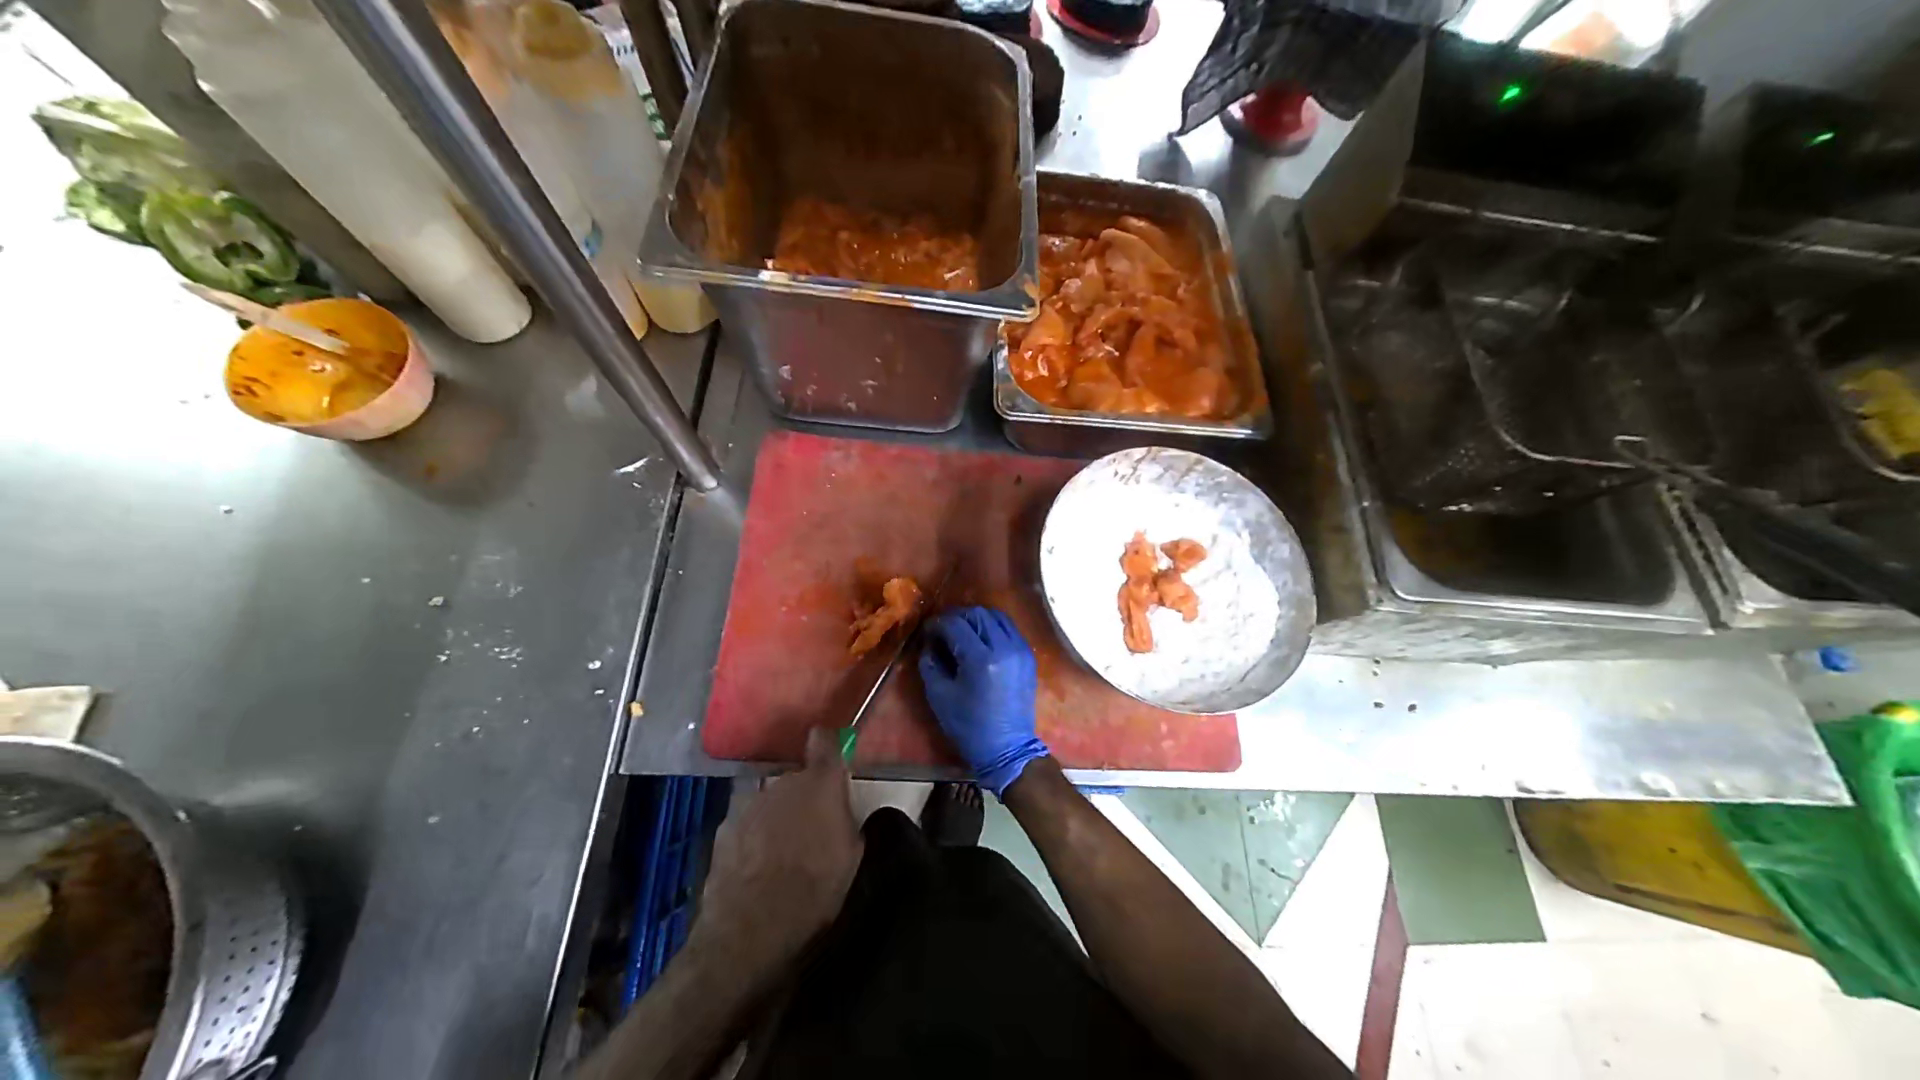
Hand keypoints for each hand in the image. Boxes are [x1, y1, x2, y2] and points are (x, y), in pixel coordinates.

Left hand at [692, 729, 861, 978]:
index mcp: (819, 783)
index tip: (832, 753)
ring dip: (777, 816)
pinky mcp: (723, 828)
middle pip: (796, 778)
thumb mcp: (852, 856)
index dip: (828, 744)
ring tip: (781, 853)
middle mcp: (782, 782)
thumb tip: (842, 808)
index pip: (824, 740)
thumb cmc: (815, 891)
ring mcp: (748, 803)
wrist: (750, 930)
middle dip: (804, 796)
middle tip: (811, 828)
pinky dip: (753, 836)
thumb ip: (847, 819)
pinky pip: (747, 824)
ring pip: (770, 801)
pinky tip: (756, 867)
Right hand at [918, 606, 1048, 796]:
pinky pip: (1009, 629)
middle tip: (944, 630)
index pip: (956, 625)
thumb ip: (930, 663)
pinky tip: (980, 641)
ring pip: (997, 617)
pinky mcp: (1028, 656)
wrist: (1008, 748)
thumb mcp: (940, 696)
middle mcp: (1004, 648)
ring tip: (962, 632)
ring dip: (976, 619)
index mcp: (981, 659)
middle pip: (979, 614)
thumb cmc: (969, 726)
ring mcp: (1020, 650)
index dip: (938, 624)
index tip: (928, 630)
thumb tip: (929, 642)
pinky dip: (992, 628)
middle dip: (958, 617)